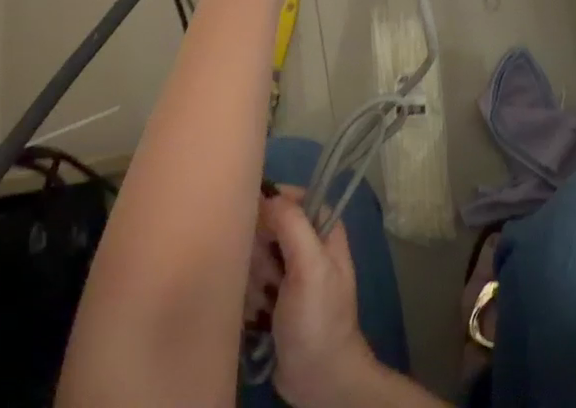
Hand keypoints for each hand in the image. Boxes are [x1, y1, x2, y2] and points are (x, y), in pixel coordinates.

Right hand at [246, 188, 379, 407]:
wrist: (318, 380)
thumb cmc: (319, 319)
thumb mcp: (311, 267)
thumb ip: (293, 225)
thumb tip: (268, 195)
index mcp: (325, 234)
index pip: (300, 198)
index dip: (278, 201)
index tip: (256, 213)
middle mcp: (308, 250)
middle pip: (271, 227)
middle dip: (260, 249)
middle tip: (266, 272)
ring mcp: (289, 277)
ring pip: (256, 256)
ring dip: (254, 278)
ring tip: (263, 300)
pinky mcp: (273, 301)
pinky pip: (250, 283)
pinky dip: (249, 297)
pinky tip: (257, 314)